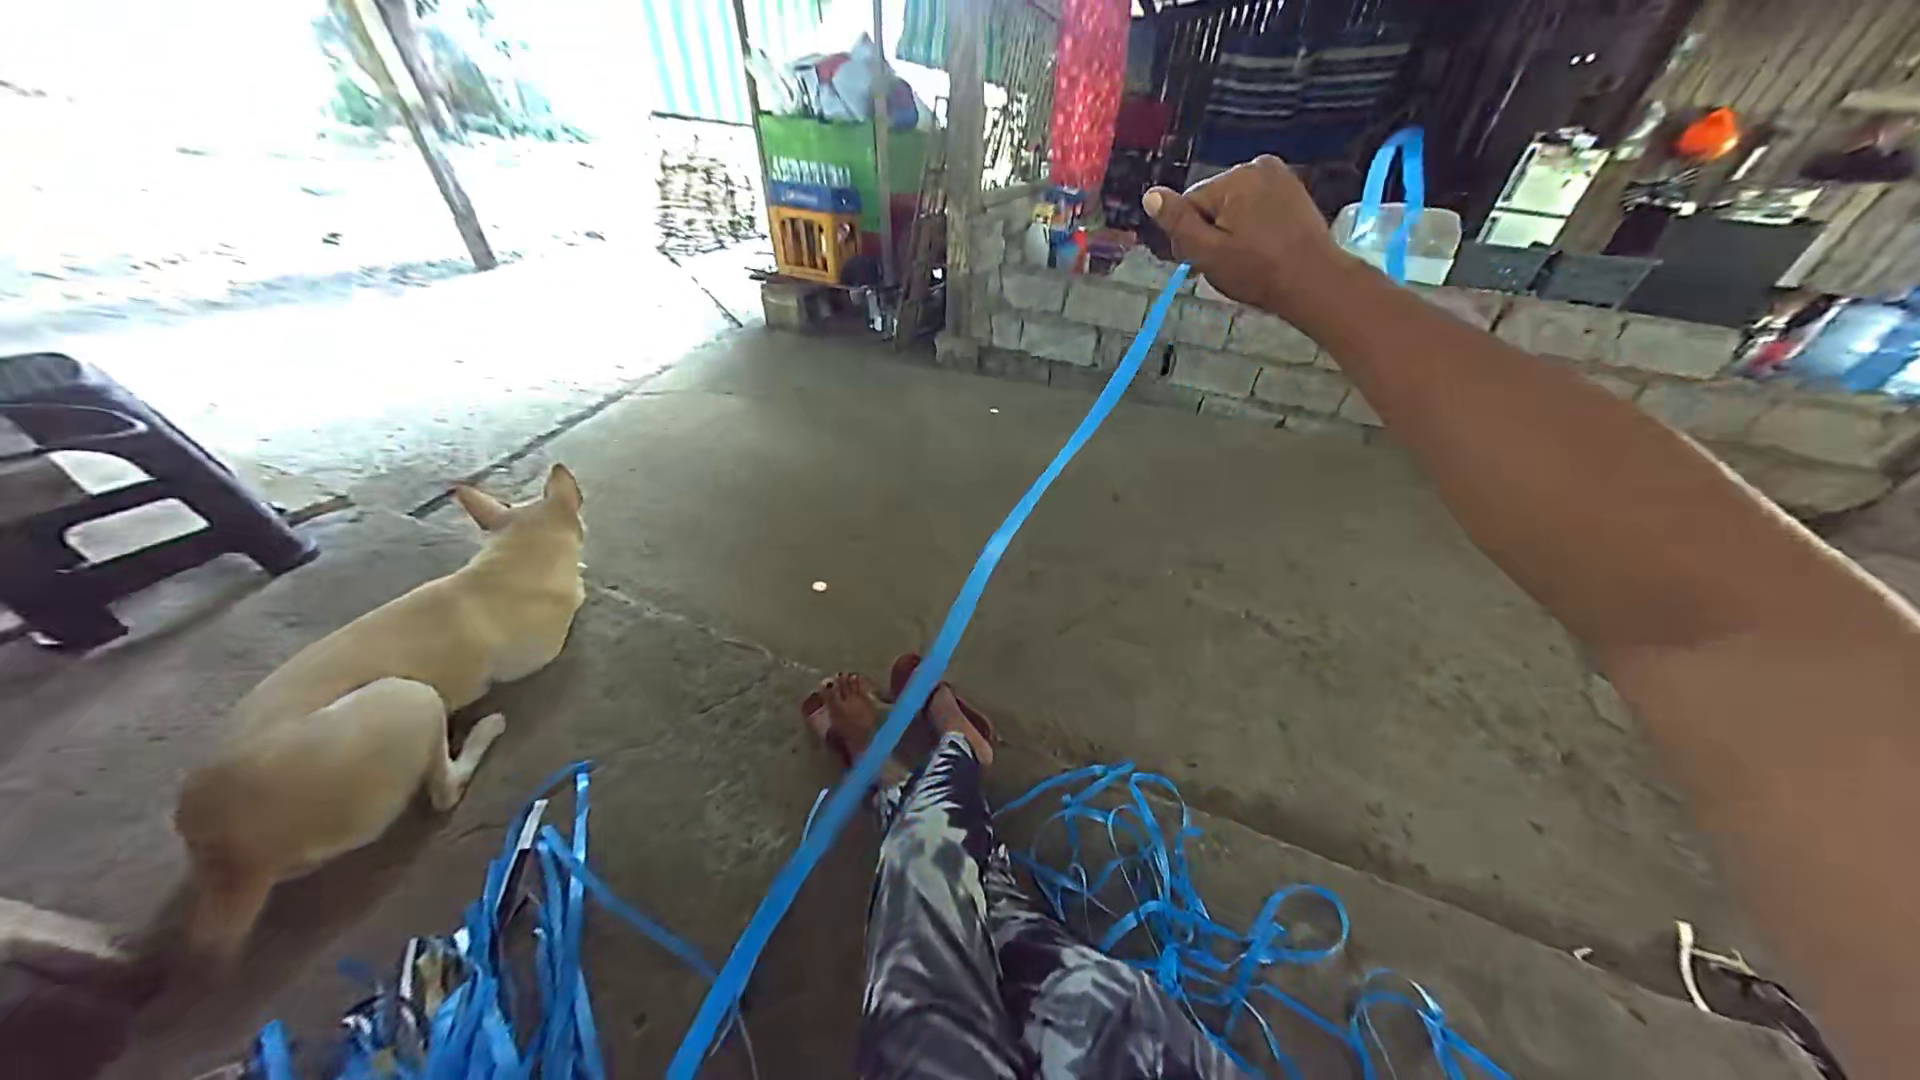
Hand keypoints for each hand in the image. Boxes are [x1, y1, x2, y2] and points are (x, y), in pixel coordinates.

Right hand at [1143, 156, 1351, 312]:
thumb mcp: (1207, 252)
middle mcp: (1256, 166)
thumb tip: (1150, 195)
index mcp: (1233, 179)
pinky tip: (1259, 248)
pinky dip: (1251, 226)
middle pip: (1211, 203)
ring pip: (1232, 205)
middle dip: (1210, 232)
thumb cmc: (1257, 272)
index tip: (1199, 263)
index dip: (1188, 238)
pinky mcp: (1292, 190)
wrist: (1313, 281)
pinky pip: (1256, 205)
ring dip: (1230, 231)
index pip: (1188, 206)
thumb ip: (1178, 223)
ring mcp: (1278, 176)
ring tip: (1243, 259)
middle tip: (1224, 264)